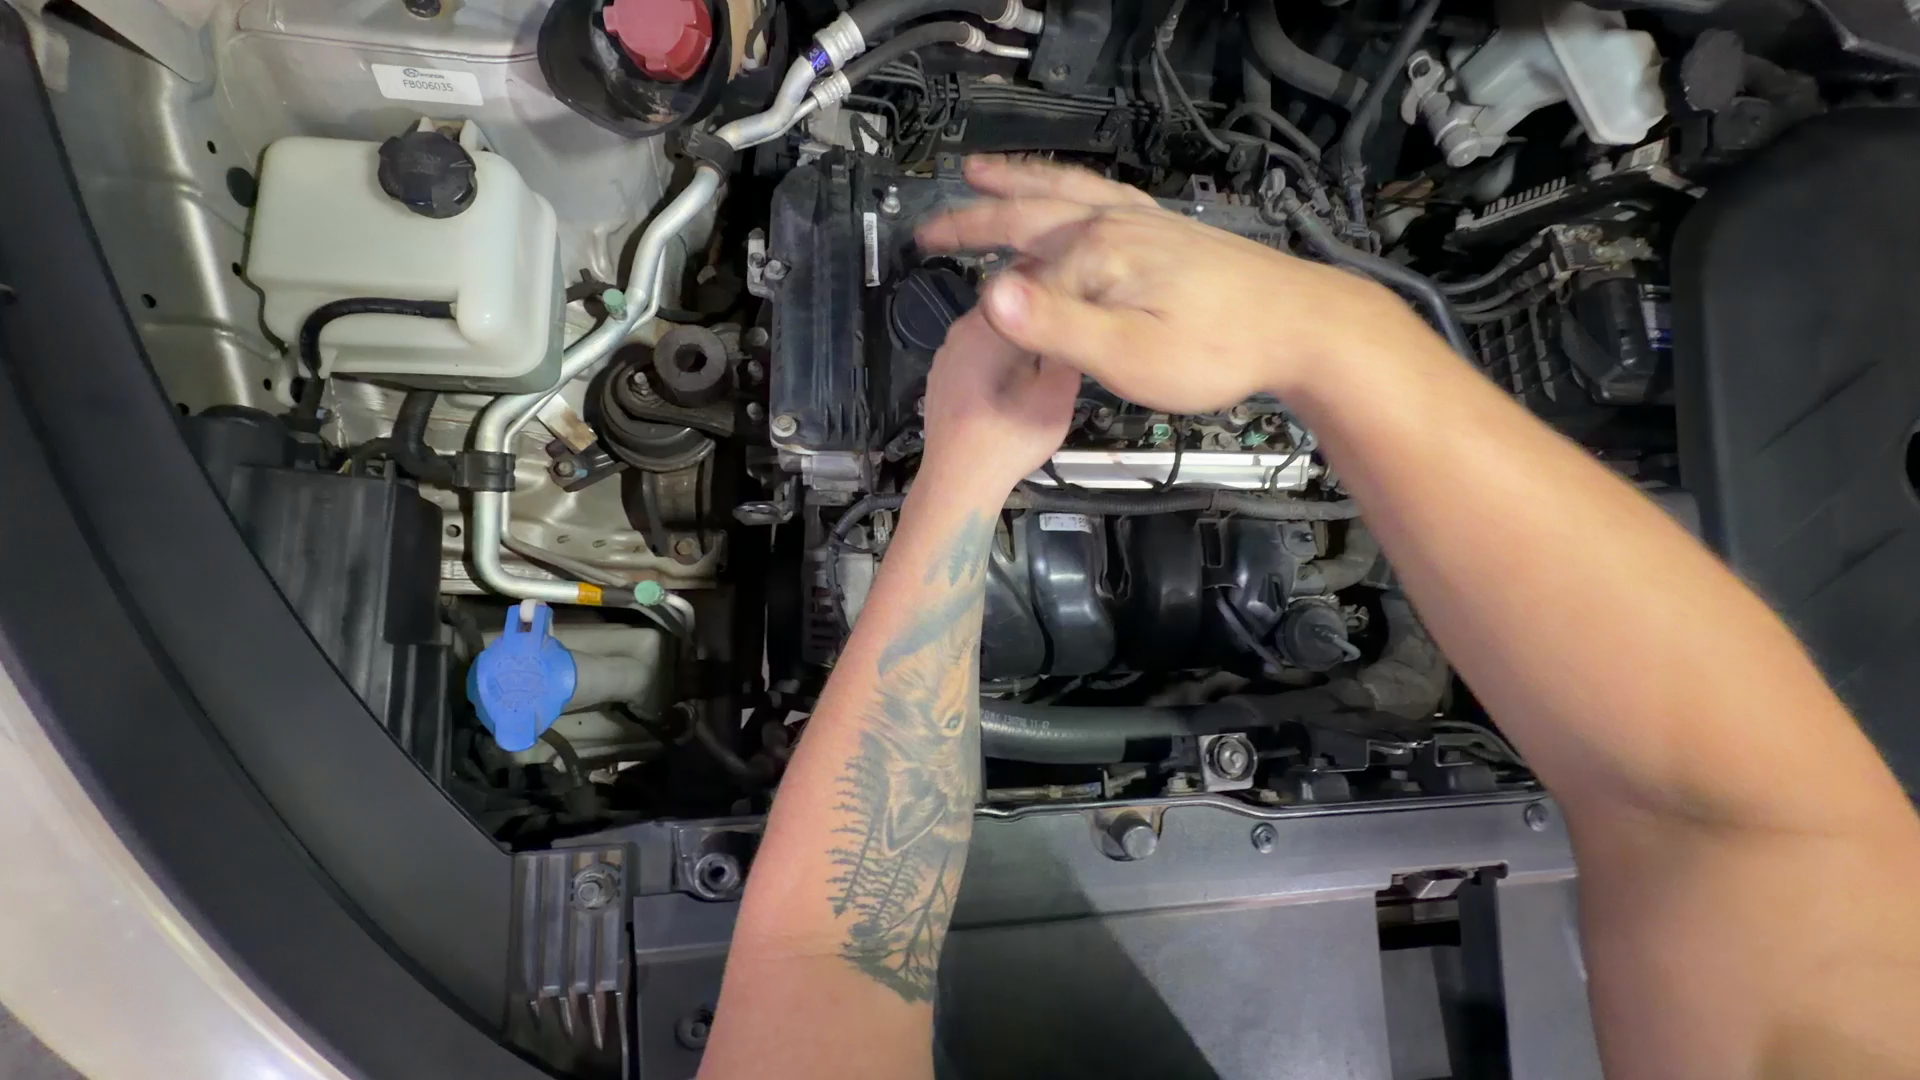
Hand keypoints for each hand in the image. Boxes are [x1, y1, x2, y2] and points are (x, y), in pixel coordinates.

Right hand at [916, 155, 1435, 412]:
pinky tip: (1074, 194)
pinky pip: (1105, 195)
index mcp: (1096, 253)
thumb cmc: (1219, 348)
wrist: (1300, 327)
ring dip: (1019, 182)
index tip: (957, 321)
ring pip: (1065, 192)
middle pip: (1028, 211)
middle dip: (975, 217)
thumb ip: (1056, 326)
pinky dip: (1074, 188)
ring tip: (985, 171)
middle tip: (934, 225)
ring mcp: (1143, 222)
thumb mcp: (1129, 353)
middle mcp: (1115, 224)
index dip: (984, 301)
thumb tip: (990, 298)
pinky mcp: (1165, 232)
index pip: (1019, 276)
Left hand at [917, 307, 1078, 499]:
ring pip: (993, 332)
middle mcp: (962, 328)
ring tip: (1041, 370)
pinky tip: (1010, 389)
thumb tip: (1073, 321)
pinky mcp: (941, 377)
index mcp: (991, 322)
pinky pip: (975, 355)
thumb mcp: (1058, 394)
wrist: (958, 483)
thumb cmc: (1009, 439)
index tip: (1081, 306)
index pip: (1033, 278)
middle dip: (1039, 319)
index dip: (1061, 288)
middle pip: (1011, 306)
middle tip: (1066, 343)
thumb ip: (1069, 349)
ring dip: (1017, 343)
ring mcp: (946, 353)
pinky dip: (995, 363)